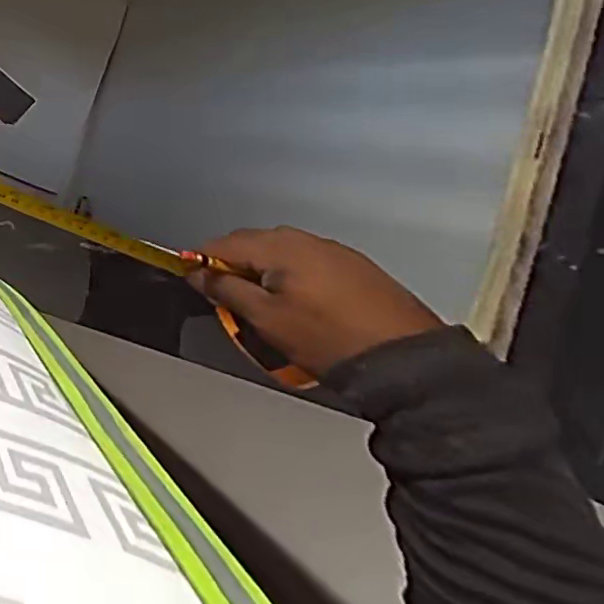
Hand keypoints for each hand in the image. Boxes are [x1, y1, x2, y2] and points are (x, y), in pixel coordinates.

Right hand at [186, 227, 444, 376]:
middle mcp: (304, 238)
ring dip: (263, 273)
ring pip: (280, 253)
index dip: (202, 263)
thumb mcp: (266, 320)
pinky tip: (298, 304)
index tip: (194, 283)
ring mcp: (333, 250)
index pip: (222, 244)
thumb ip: (226, 291)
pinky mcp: (355, 267)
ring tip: (263, 307)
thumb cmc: (330, 339)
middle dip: (233, 267)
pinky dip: (292, 278)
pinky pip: (307, 263)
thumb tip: (199, 274)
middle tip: (227, 301)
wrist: (409, 364)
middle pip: (250, 244)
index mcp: (278, 246)